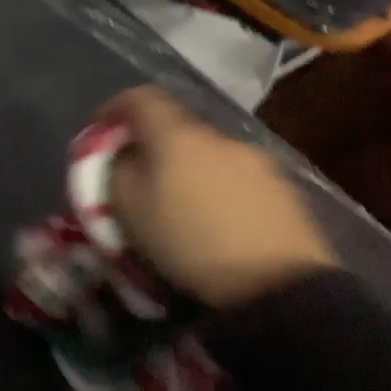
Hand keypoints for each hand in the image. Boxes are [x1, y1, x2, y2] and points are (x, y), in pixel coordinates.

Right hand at [99, 86, 336, 307]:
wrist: (283, 294)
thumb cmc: (187, 240)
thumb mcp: (125, 202)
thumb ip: (117, 164)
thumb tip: (124, 152)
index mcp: (177, 135)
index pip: (141, 97)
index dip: (115, 108)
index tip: (101, 131)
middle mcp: (221, 140)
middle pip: (178, 127)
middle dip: (156, 144)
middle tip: (141, 173)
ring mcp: (262, 168)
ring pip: (211, 155)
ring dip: (191, 168)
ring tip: (182, 200)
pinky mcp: (290, 197)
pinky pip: (240, 180)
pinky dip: (221, 189)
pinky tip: (217, 218)